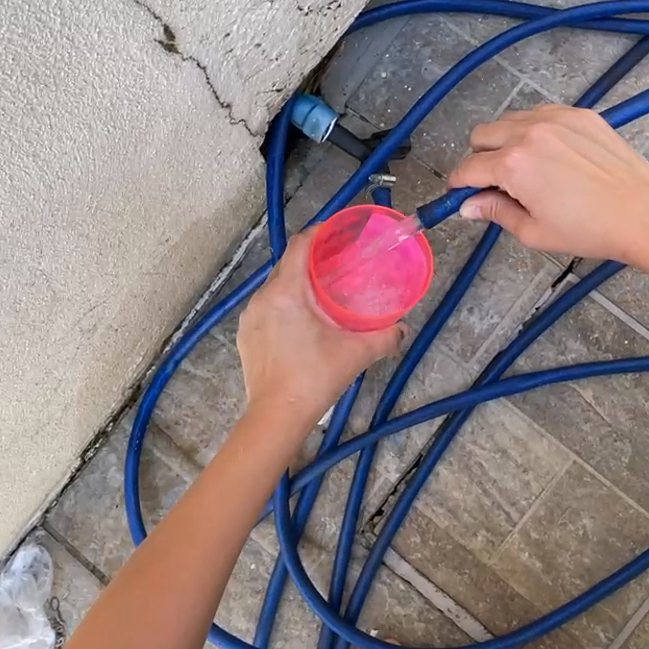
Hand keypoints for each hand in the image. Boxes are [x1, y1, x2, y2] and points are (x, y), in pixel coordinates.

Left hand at [237, 225, 406, 432]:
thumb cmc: (314, 379)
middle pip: (286, 266)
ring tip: (319, 294)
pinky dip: (282, 307)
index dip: (318, 234)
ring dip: (295, 285)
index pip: (299, 246)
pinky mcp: (246, 336)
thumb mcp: (356, 354)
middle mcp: (263, 298)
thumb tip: (403, 329)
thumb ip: (385, 337)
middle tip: (335, 265)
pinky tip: (299, 322)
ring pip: (274, 288)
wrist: (277, 416)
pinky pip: (265, 309)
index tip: (336, 233)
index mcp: (287, 292)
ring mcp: (250, 318)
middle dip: (310, 261)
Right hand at [448, 104, 648, 265]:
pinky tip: (549, 154)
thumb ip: (496, 212)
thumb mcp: (534, 231)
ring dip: (504, 140)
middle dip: (479, 157)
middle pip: (481, 135)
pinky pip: (541, 113)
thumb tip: (469, 206)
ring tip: (522, 167)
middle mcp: (530, 133)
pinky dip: (534, 129)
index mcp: (513, 165)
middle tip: (493, 182)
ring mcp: (557, 119)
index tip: (461, 193)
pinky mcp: (580, 115)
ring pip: (509, 119)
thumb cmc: (592, 228)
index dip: (459, 184)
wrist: (644, 213)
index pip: (468, 168)